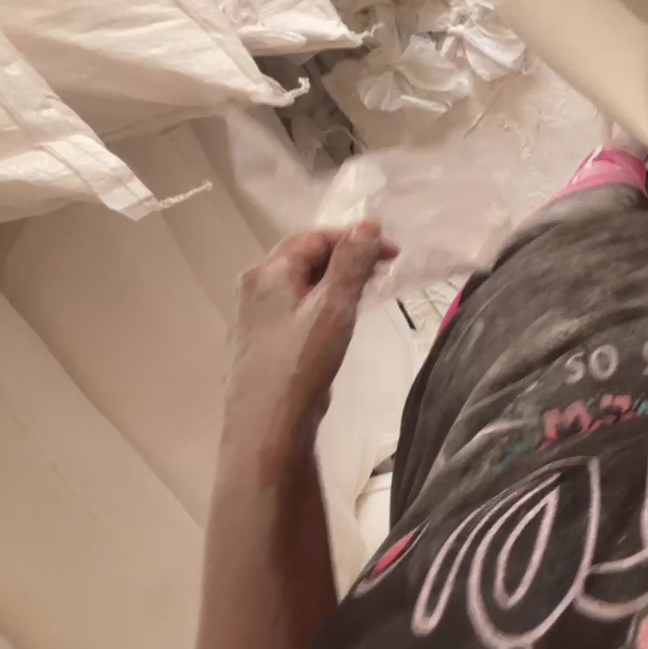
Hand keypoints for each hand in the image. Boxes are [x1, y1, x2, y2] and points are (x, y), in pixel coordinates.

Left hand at [224, 222, 399, 456]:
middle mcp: (256, 287)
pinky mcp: (267, 340)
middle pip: (306, 257)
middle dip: (348, 257)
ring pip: (304, 283)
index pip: (314, 237)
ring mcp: (258, 315)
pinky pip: (300, 305)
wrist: (270, 425)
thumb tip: (367, 223)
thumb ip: (351, 262)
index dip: (354, 238)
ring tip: (371, 291)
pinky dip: (327, 301)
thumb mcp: (334, 305)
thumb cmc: (303, 360)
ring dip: (339, 280)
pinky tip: (345, 318)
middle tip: (385, 269)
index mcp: (267, 272)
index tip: (392, 253)